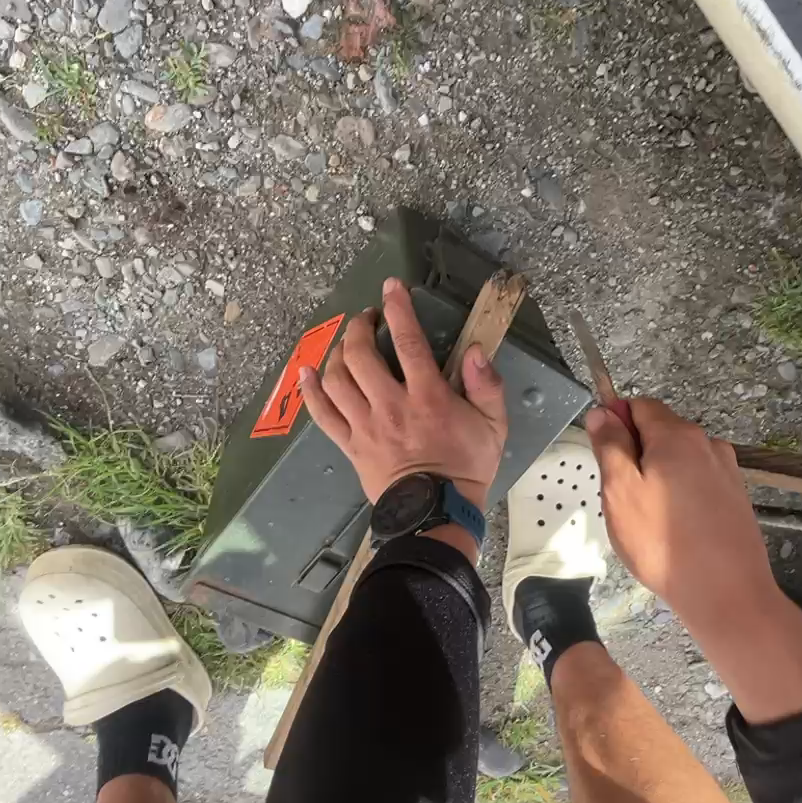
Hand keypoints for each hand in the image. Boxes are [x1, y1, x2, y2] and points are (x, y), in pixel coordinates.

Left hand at [299, 277, 507, 509]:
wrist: (436, 515)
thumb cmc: (466, 467)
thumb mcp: (494, 426)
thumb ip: (487, 386)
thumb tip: (475, 351)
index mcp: (428, 397)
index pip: (409, 343)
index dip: (399, 310)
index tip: (392, 287)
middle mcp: (390, 405)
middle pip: (362, 356)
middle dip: (360, 327)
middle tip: (368, 317)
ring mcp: (365, 425)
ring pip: (338, 379)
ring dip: (338, 352)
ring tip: (348, 341)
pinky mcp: (350, 444)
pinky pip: (322, 414)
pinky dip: (311, 390)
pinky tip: (307, 372)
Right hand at [589, 399, 801, 721]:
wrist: (727, 595)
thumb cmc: (662, 542)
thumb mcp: (620, 490)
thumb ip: (610, 445)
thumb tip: (601, 411)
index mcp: (677, 435)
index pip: (639, 405)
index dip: (616, 423)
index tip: (605, 458)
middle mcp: (707, 443)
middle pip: (660, 431)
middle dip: (636, 453)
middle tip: (622, 496)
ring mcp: (726, 470)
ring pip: (678, 458)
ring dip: (657, 475)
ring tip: (648, 519)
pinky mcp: (736, 497)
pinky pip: (697, 480)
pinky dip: (680, 494)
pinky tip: (674, 529)